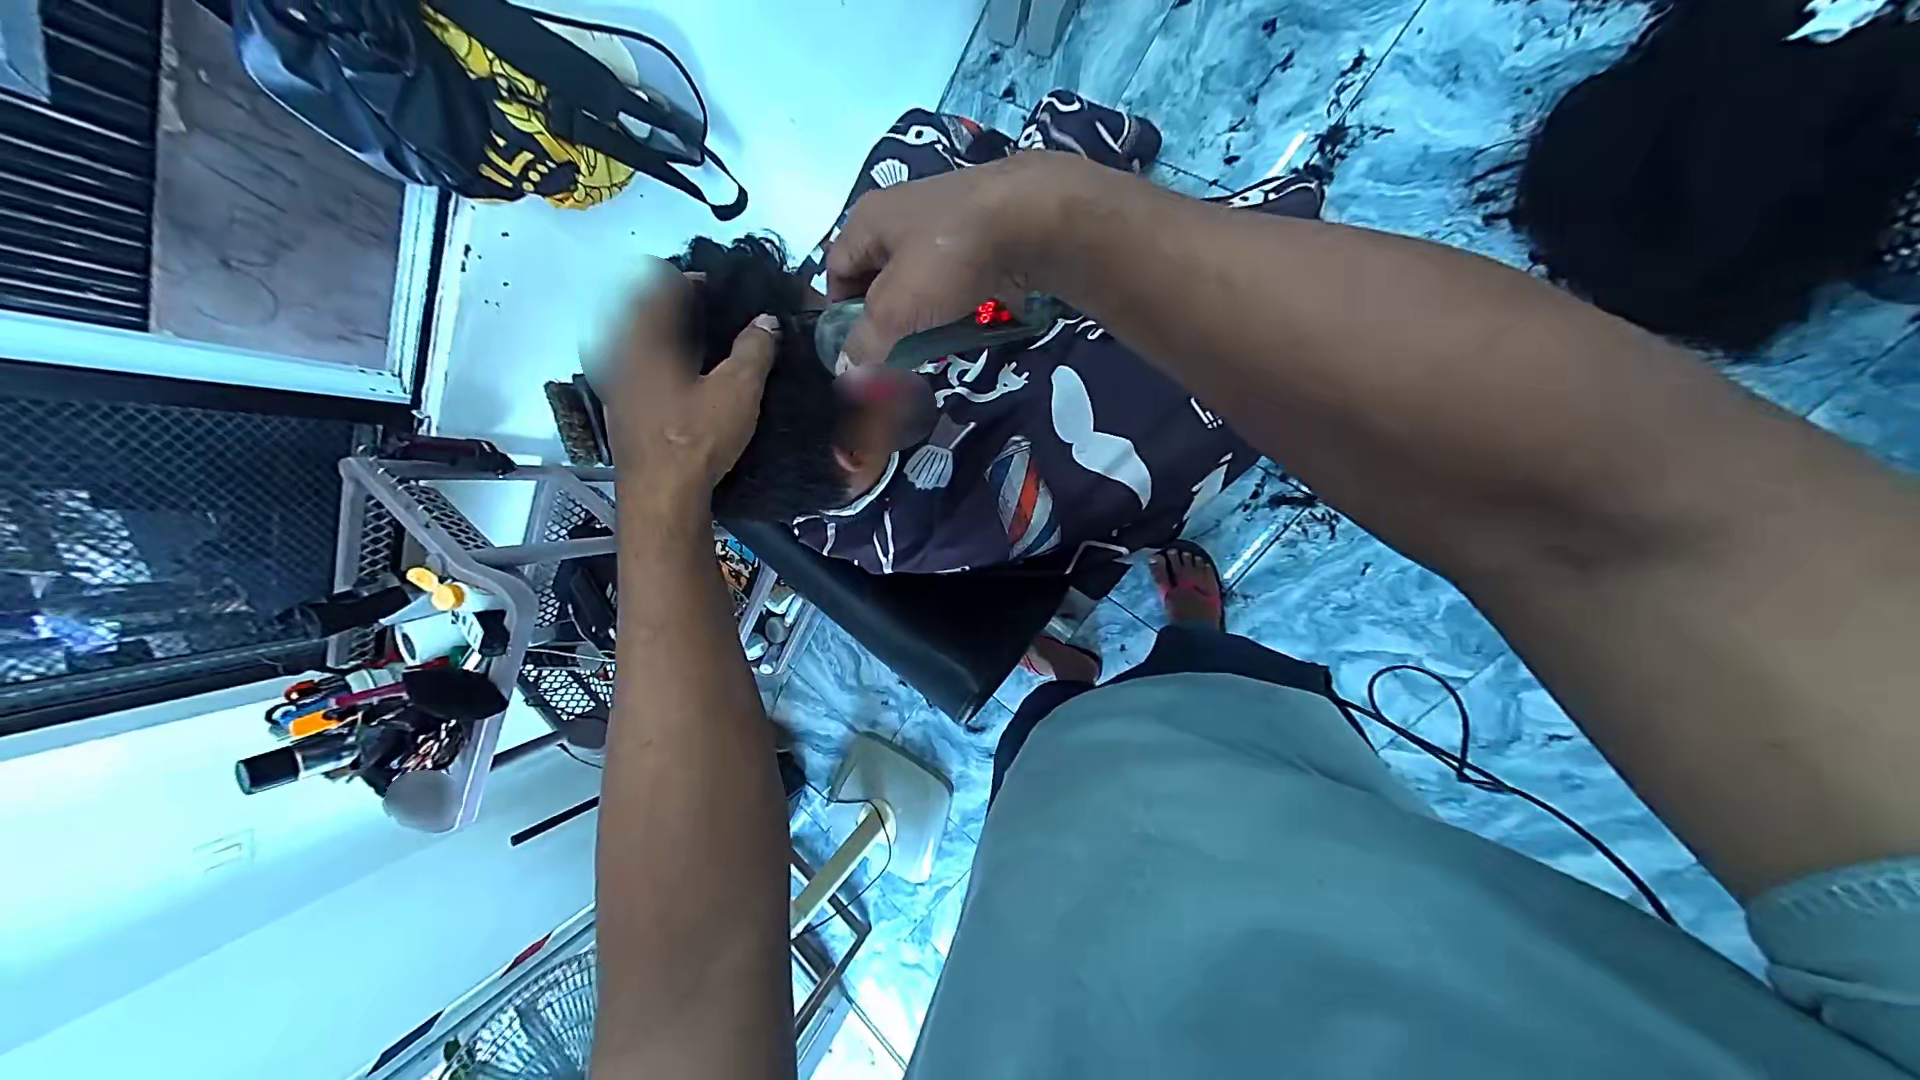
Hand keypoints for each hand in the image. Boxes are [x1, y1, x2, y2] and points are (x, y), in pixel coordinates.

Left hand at [601, 259, 775, 518]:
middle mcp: (618, 347)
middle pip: (640, 303)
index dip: (691, 279)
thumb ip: (754, 349)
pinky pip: (633, 362)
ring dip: (666, 332)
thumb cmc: (696, 437)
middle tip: (715, 320)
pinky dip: (657, 358)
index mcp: (643, 333)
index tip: (723, 296)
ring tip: (705, 349)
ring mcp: (613, 377)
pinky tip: (687, 381)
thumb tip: (767, 321)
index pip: (655, 277)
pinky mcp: (618, 403)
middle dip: (678, 304)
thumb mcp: (738, 390)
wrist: (661, 495)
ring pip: (635, 335)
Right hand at [826, 151, 1106, 366]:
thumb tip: (847, 373)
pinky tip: (965, 325)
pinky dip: (954, 305)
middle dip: (886, 319)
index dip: (841, 312)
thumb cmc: (947, 258)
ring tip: (933, 344)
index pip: (835, 271)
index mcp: (867, 220)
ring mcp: (944, 225)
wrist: (1030, 221)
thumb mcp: (895, 308)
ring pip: (919, 282)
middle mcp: (900, 216)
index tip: (858, 349)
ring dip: (922, 317)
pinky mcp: (980, 238)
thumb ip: (867, 342)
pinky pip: (955, 280)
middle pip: (879, 279)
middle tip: (896, 353)